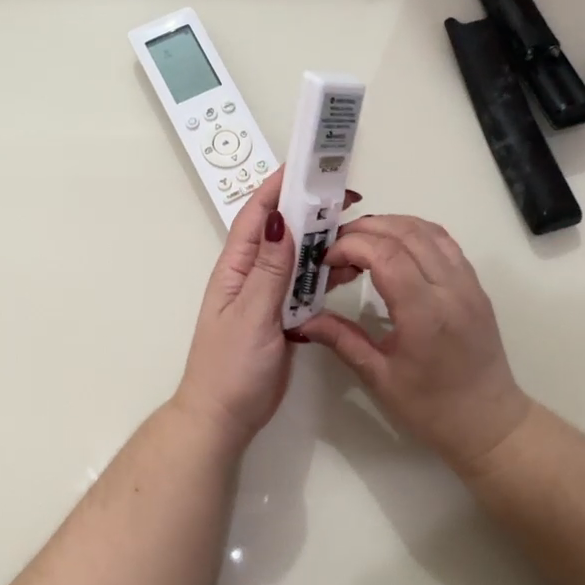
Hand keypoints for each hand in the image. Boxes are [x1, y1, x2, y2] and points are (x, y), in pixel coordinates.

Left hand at [172, 169, 361, 440]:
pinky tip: (351, 269)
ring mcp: (267, 295)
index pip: (256, 215)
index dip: (280, 187)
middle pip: (282, 231)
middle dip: (311, 210)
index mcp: (235, 268)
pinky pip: (306, 285)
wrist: (225, 417)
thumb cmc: (231, 366)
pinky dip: (326, 274)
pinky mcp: (283, 316)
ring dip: (323, 242)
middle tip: (350, 199)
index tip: (311, 167)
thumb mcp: (251, 314)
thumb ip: (268, 270)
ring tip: (359, 231)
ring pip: (298, 257)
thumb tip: (279, 221)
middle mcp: (251, 274)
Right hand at [299, 215, 530, 470]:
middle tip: (335, 247)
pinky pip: (445, 243)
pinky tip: (393, 249)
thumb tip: (302, 320)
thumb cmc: (431, 408)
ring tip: (360, 243)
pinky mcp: (476, 285)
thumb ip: (341, 339)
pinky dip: (415, 234)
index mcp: (425, 314)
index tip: (326, 261)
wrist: (488, 422)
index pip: (386, 254)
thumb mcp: (379, 377)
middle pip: (406, 233)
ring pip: (428, 230)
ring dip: (390, 225)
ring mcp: (469, 284)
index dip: (350, 246)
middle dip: (364, 230)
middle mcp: (451, 289)